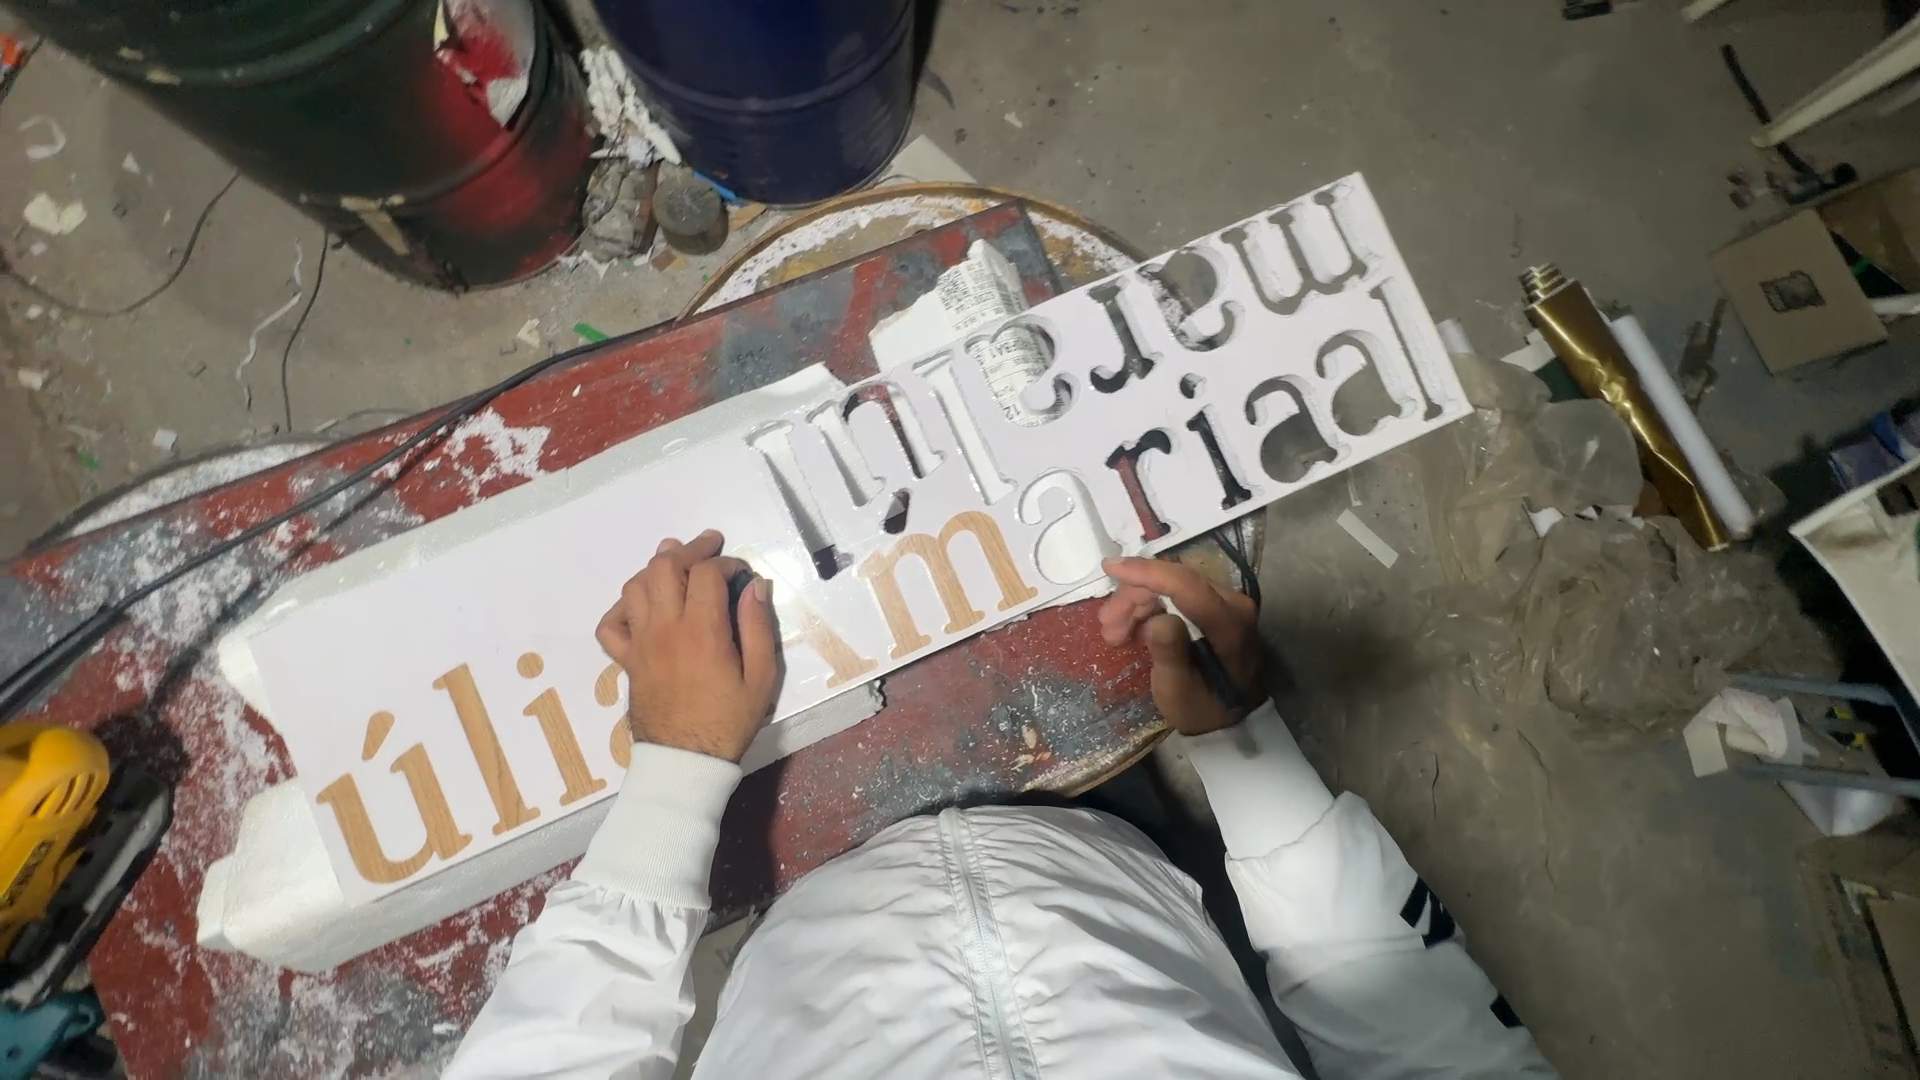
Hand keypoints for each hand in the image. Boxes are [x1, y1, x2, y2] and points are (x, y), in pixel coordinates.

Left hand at [595, 530, 778, 762]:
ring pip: (635, 586)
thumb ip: (758, 626)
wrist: (687, 761)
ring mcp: (640, 643)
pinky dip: (623, 606)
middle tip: (710, 546)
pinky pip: (610, 623)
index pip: (706, 573)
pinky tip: (643, 604)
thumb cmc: (730, 719)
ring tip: (676, 563)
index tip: (742, 572)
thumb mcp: (761, 676)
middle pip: (664, 567)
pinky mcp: (627, 659)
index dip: (726, 562)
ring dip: (656, 567)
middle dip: (689, 549)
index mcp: (702, 630)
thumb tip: (755, 586)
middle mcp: (665, 628)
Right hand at [1097, 555, 1262, 736]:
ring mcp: (1223, 601)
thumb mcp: (1179, 690)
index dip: (1147, 574)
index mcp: (1229, 624)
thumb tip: (1157, 619)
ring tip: (1114, 633)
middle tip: (1107, 627)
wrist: (1227, 718)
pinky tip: (1131, 628)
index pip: (1186, 585)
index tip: (1110, 568)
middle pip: (1172, 582)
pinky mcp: (1212, 605)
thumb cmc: (1201, 708)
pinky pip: (1172, 593)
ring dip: (1135, 605)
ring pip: (1168, 586)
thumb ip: (1170, 653)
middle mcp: (1232, 603)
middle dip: (1132, 598)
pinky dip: (1146, 607)